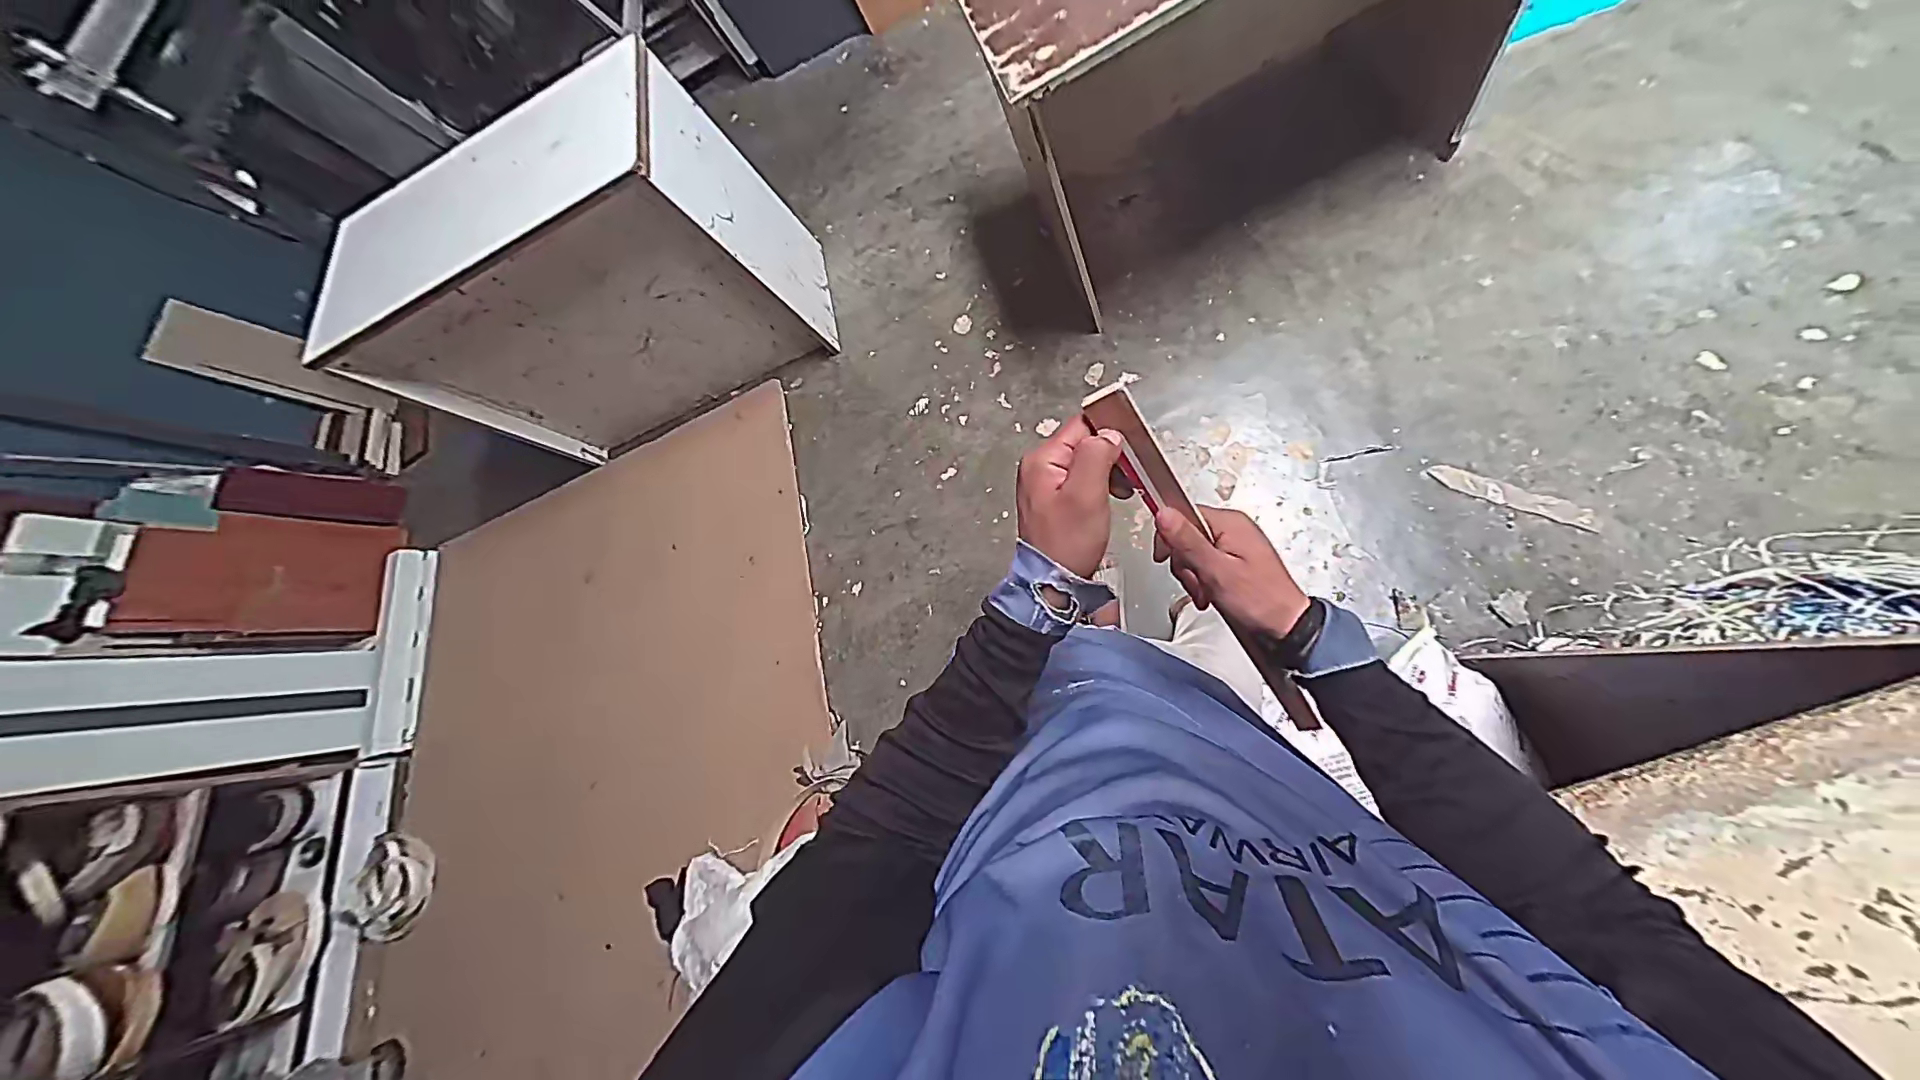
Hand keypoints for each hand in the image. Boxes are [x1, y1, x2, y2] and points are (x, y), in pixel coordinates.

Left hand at [1017, 417, 1125, 577]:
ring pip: (1086, 461)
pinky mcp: (1055, 499)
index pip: (1081, 426)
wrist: (1053, 582)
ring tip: (1119, 491)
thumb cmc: (1065, 545)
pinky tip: (1109, 498)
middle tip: (1126, 479)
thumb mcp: (1086, 495)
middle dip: (1110, 456)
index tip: (1127, 453)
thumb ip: (1096, 456)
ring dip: (1108, 472)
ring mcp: (1045, 484)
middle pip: (1084, 443)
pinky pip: (1082, 480)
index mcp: (1042, 460)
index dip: (1109, 434)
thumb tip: (1109, 434)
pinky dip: (1100, 485)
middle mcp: (1039, 468)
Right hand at [1153, 506, 1310, 636]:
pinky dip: (1201, 580)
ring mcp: (1233, 545)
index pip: (1182, 514)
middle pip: (1185, 535)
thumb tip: (1165, 513)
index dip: (1170, 538)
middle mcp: (1232, 529)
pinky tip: (1208, 593)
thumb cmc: (1260, 600)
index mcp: (1229, 523)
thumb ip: (1187, 540)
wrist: (1284, 626)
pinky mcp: (1232, 560)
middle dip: (1183, 563)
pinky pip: (1203, 563)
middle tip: (1195, 580)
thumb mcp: (1215, 570)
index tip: (1166, 558)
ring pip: (1192, 552)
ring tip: (1204, 591)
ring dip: (1191, 576)